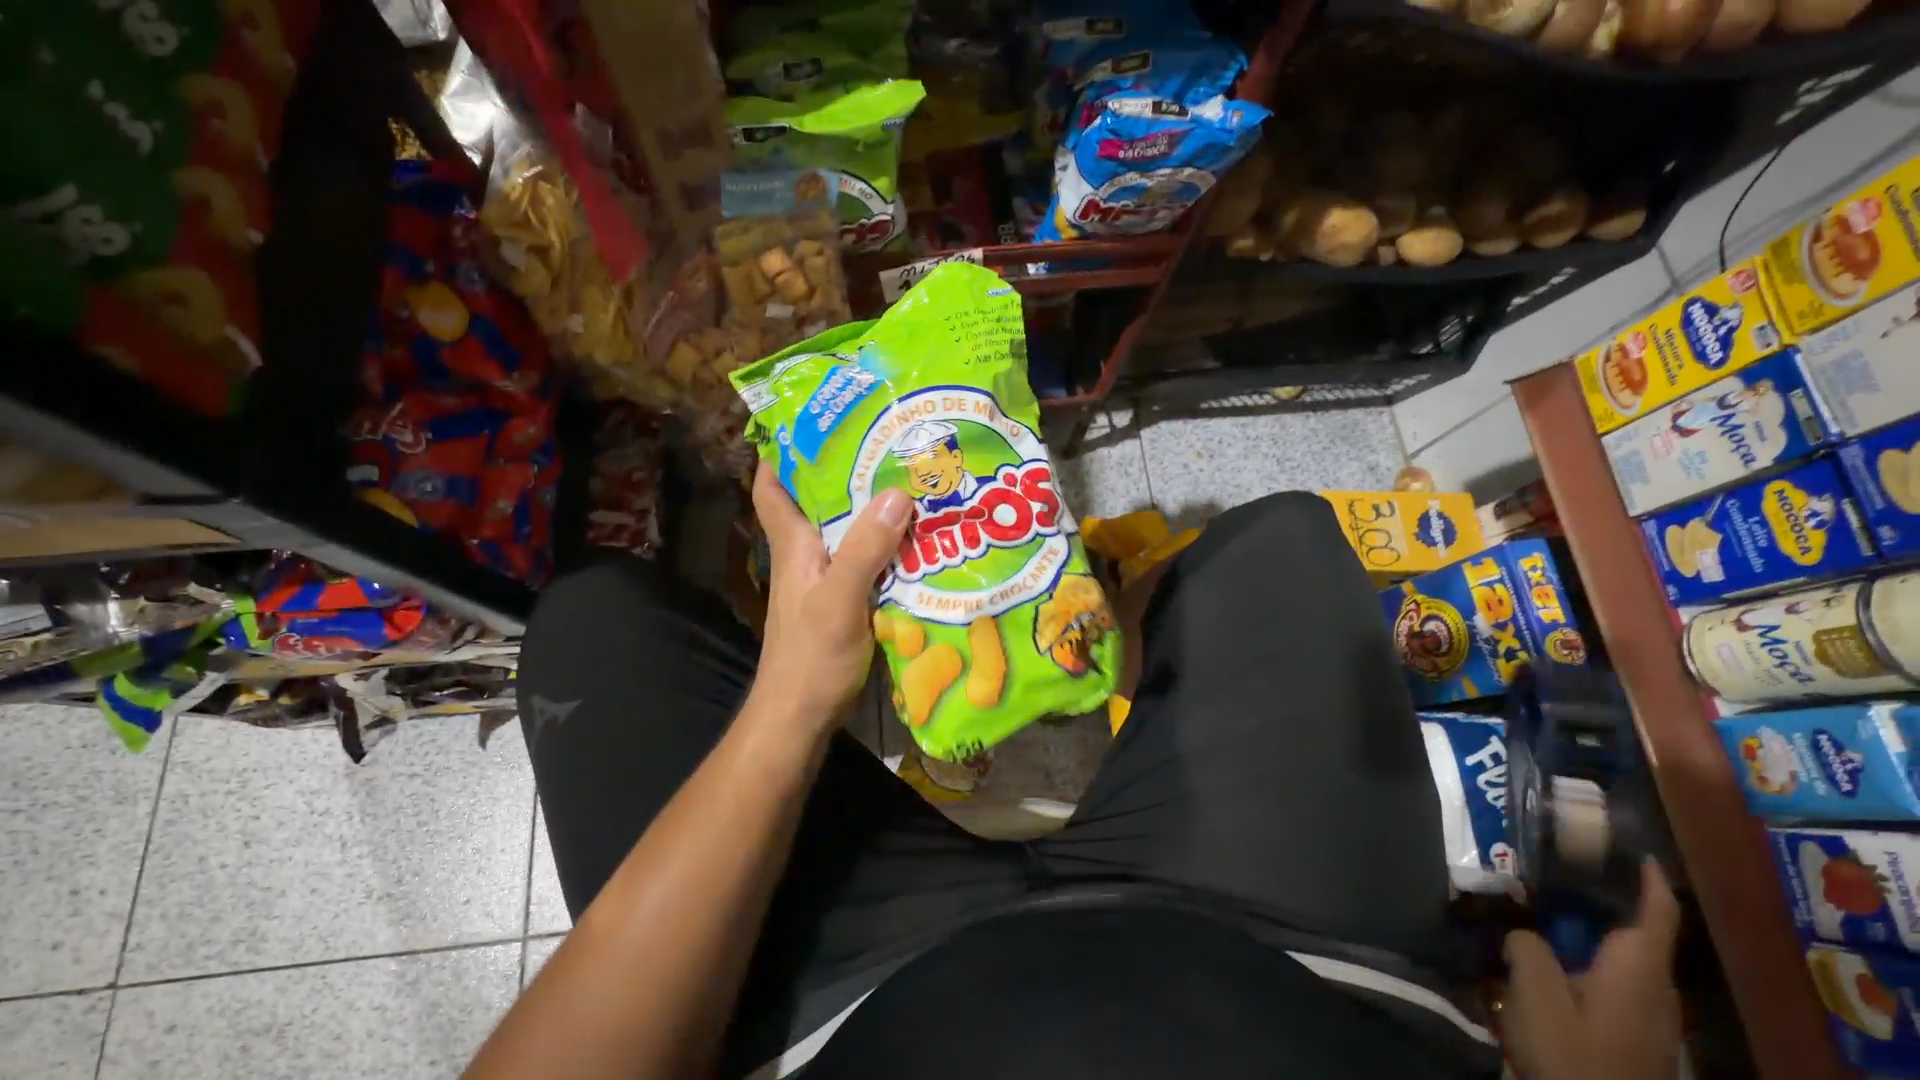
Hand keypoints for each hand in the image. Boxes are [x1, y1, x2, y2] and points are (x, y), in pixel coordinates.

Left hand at [750, 462, 912, 726]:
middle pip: (821, 505)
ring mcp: (825, 585)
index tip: (813, 422)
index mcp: (794, 547)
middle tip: (892, 446)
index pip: (773, 489)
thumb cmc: (810, 659)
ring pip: (849, 535)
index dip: (783, 454)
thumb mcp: (839, 601)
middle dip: (850, 475)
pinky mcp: (844, 608)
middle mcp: (806, 558)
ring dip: (876, 514)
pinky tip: (923, 547)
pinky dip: (890, 552)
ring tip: (918, 486)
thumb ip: (864, 549)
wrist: (799, 720)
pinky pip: (868, 566)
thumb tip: (896, 492)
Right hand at [1502, 861, 1683, 1079]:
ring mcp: (1654, 1024)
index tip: (1639, 852)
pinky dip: (1596, 967)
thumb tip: (1524, 931)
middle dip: (1611, 907)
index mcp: (1638, 972)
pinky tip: (1561, 971)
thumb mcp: (1535, 996)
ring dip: (1600, 940)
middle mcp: (1657, 992)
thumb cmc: (1571, 1055)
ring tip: (1555, 920)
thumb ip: (1527, 948)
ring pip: (1630, 967)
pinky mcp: (1640, 1043)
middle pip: (1643, 939)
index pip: (1657, 915)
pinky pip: (1622, 990)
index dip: (1651, 881)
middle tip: (1567, 879)